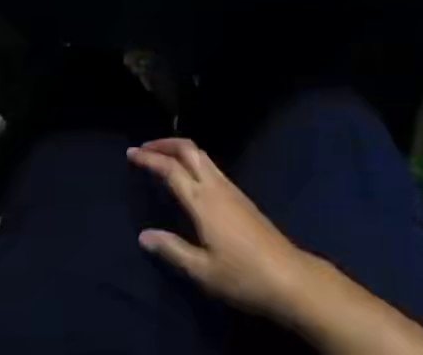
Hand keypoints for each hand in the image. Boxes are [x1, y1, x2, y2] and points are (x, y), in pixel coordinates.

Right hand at [129, 138, 311, 318]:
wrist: (292, 279)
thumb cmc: (244, 276)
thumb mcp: (204, 271)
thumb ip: (172, 250)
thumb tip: (143, 236)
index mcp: (202, 201)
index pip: (170, 169)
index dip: (148, 158)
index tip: (130, 153)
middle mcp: (215, 187)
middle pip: (188, 150)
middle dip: (164, 143)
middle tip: (144, 149)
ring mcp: (231, 189)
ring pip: (201, 155)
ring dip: (179, 149)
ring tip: (162, 156)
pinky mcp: (241, 196)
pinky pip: (211, 166)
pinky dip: (192, 160)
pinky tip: (189, 175)